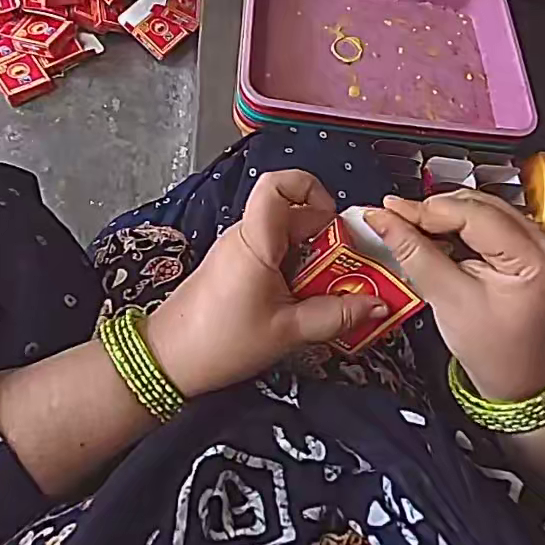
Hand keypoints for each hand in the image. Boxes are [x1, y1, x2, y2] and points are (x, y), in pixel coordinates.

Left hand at [144, 170, 387, 396]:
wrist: (167, 360)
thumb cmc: (222, 341)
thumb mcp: (288, 332)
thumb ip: (336, 315)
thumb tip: (377, 304)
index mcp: (256, 239)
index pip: (279, 184)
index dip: (311, 189)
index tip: (334, 223)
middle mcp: (246, 234)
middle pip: (293, 211)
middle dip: (326, 236)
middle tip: (346, 270)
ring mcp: (239, 248)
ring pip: (286, 233)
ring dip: (312, 255)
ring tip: (329, 290)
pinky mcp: (235, 264)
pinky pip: (274, 251)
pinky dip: (296, 267)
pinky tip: (303, 298)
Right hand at [363, 190, 544, 399]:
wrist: (515, 374)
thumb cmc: (493, 349)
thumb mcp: (447, 298)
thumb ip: (413, 252)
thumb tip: (383, 219)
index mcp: (532, 258)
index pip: (471, 214)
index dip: (426, 210)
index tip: (391, 209)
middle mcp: (542, 242)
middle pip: (475, 205)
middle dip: (431, 210)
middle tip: (394, 217)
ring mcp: (536, 239)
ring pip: (477, 206)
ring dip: (441, 214)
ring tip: (409, 225)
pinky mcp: (523, 241)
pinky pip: (483, 217)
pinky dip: (454, 222)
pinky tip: (433, 232)